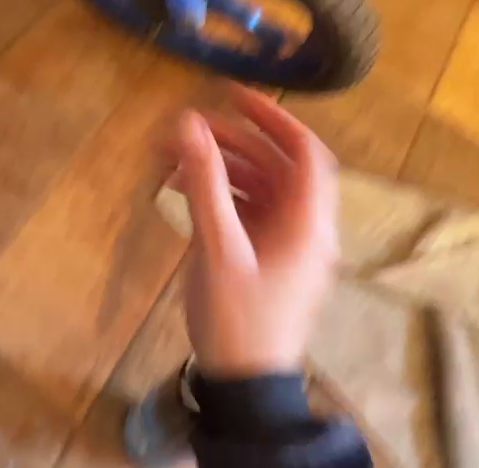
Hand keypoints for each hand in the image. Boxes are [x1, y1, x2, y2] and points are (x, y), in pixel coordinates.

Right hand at [173, 85, 339, 378]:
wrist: (244, 384)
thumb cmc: (239, 317)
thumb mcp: (220, 247)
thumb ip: (205, 182)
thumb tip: (188, 122)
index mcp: (308, 222)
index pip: (305, 152)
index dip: (273, 116)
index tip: (232, 94)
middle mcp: (303, 226)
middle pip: (273, 164)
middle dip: (230, 140)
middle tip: (185, 127)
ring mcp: (284, 241)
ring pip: (255, 184)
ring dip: (216, 165)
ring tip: (170, 157)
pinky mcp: (264, 253)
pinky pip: (243, 206)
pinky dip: (214, 190)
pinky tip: (178, 187)